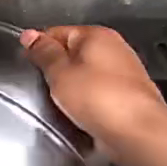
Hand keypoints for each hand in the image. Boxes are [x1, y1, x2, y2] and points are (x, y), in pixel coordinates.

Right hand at [20, 26, 166, 151]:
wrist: (138, 133)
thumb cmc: (96, 97)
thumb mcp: (60, 73)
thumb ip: (44, 53)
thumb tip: (29, 34)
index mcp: (97, 34)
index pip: (57, 32)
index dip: (39, 48)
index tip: (28, 67)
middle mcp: (114, 47)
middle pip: (73, 53)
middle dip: (57, 69)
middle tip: (42, 88)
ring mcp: (125, 72)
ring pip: (86, 75)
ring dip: (72, 88)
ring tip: (60, 105)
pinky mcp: (129, 96)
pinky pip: (98, 93)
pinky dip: (88, 101)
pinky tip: (80, 114)